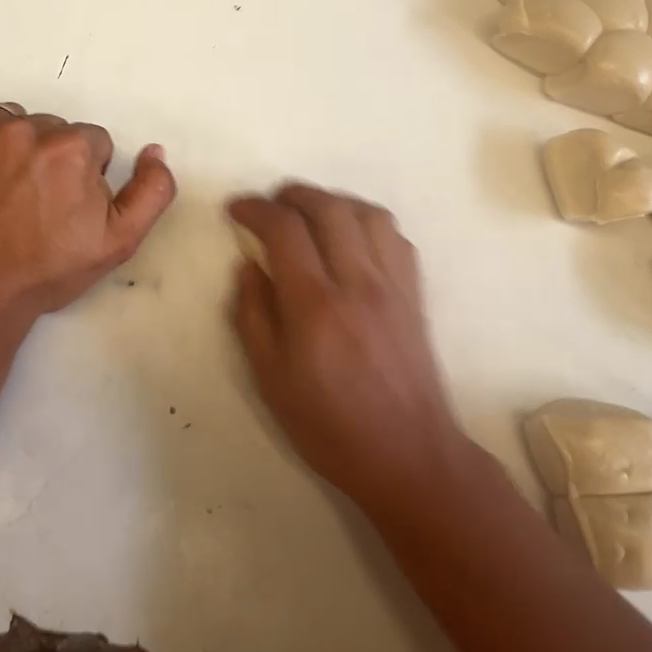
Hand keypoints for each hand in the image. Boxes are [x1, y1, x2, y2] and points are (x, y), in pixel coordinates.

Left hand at [0, 103, 176, 326]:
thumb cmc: (46, 269)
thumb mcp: (117, 242)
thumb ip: (150, 191)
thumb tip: (154, 151)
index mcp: (71, 148)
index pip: (92, 142)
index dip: (85, 175)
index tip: (66, 205)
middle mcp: (25, 128)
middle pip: (51, 129)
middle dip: (50, 158)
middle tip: (35, 203)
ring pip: (11, 122)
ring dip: (13, 147)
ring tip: (5, 191)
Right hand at [229, 184, 465, 510]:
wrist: (409, 456)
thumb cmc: (329, 426)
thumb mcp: (270, 380)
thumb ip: (253, 315)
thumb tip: (248, 266)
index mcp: (315, 305)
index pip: (284, 229)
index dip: (255, 209)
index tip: (236, 210)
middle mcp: (358, 282)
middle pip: (327, 208)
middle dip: (292, 195)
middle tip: (268, 204)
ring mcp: (393, 285)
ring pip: (366, 213)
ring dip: (332, 201)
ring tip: (308, 214)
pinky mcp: (415, 295)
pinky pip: (394, 237)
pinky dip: (366, 222)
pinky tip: (350, 238)